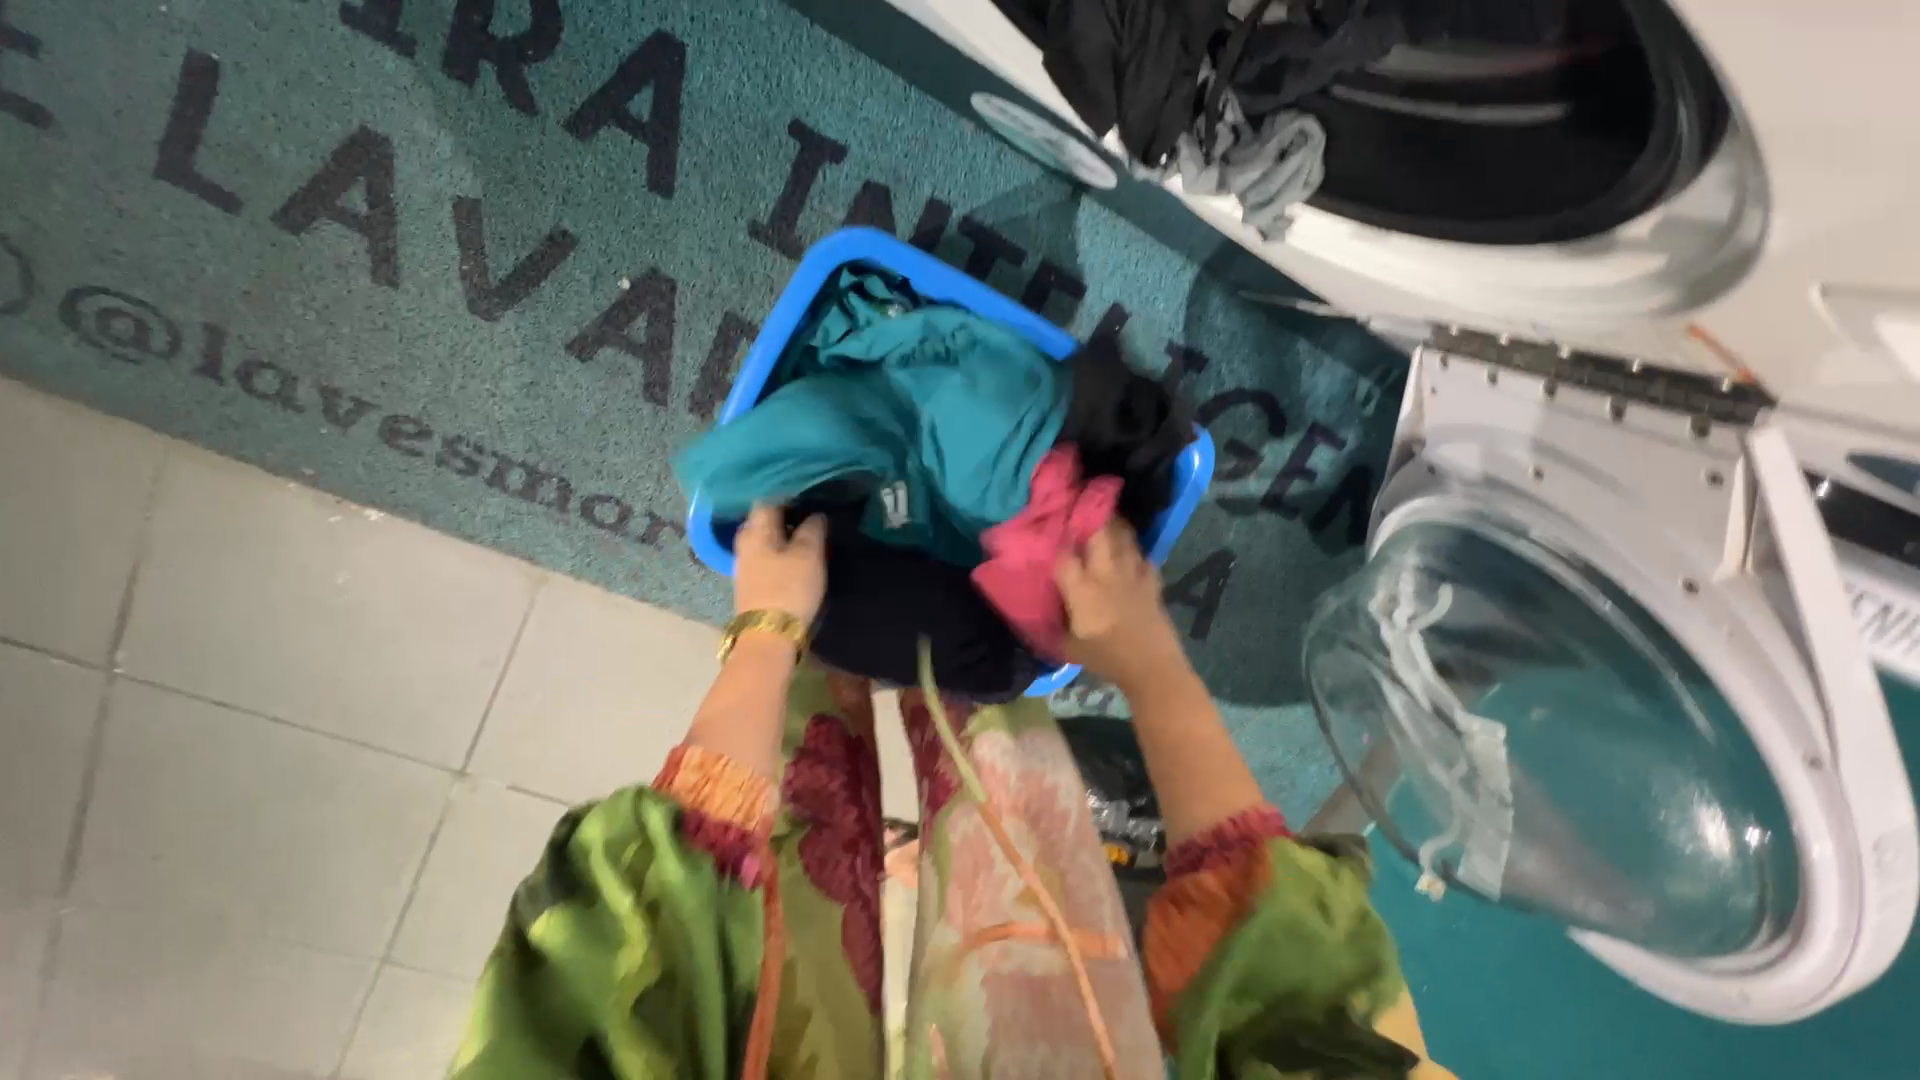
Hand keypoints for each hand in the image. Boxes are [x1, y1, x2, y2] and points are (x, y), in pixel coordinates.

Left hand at [733, 504, 827, 622]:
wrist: (768, 636)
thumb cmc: (789, 588)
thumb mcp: (809, 555)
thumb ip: (813, 530)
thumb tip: (816, 514)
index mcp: (756, 529)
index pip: (769, 499)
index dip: (790, 494)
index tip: (811, 493)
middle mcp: (744, 541)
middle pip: (763, 519)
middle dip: (785, 514)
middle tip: (811, 512)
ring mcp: (744, 563)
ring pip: (764, 538)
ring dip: (783, 534)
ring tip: (808, 533)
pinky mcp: (750, 582)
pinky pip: (765, 555)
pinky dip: (779, 550)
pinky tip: (795, 554)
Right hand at [1055, 520, 1191, 691]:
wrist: (1151, 666)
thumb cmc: (1106, 658)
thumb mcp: (1069, 648)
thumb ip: (1055, 626)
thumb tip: (1041, 614)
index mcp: (1082, 589)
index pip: (1064, 554)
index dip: (1056, 538)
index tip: (1050, 527)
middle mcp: (1106, 573)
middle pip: (1098, 531)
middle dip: (1091, 514)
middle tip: (1082, 504)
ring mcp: (1132, 574)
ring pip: (1124, 536)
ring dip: (1114, 524)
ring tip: (1106, 516)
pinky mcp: (1151, 581)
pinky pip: (1144, 556)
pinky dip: (1136, 550)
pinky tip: (1130, 552)